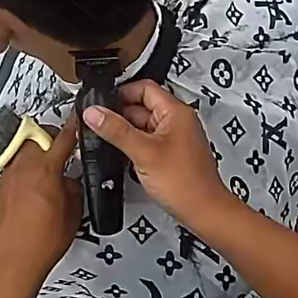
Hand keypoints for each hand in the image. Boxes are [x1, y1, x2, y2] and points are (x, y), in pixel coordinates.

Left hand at [0, 116, 82, 286]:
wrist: (12, 264)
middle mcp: (22, 170)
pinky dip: (26, 173)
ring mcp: (7, 179)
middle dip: (52, 139)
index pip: (63, 138)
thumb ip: (73, 188)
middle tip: (64, 148)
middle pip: (37, 138)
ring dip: (38, 156)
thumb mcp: (73, 213)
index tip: (79, 119)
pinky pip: (14, 171)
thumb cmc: (41, 243)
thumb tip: (71, 180)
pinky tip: (35, 191)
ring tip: (50, 172)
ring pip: (24, 153)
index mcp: (45, 171)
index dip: (74, 127)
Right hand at [82, 80, 234, 224]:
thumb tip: (95, 113)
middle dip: (118, 115)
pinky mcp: (170, 153)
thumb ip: (117, 130)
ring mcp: (174, 137)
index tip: (101, 104)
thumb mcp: (144, 152)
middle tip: (98, 126)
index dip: (121, 93)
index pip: (144, 88)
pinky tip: (123, 156)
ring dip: (125, 132)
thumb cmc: (186, 183)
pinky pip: (147, 141)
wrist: (202, 210)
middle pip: (140, 106)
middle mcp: (177, 121)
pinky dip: (134, 146)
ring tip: (108, 142)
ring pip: (142, 125)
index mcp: (176, 112)